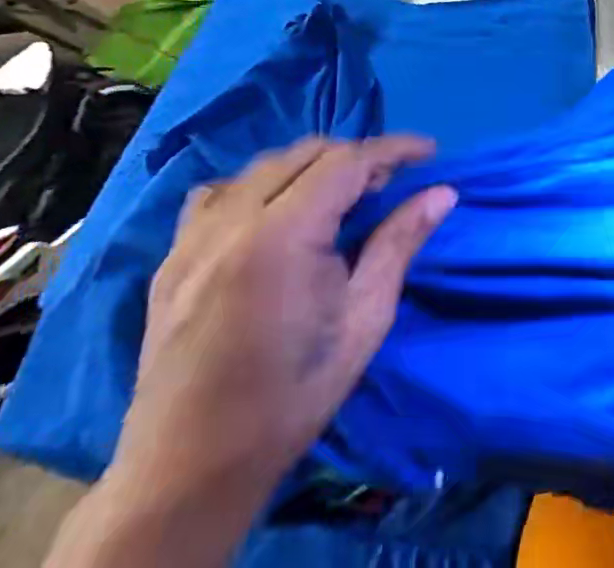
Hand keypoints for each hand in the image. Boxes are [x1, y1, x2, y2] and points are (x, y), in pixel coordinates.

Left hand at [45, 138, 453, 567]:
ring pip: (261, 167)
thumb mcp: (365, 319)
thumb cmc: (295, 394)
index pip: (346, 162)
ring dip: (310, 167)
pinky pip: (219, 194)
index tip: (430, 152)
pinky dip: (260, 187)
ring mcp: (192, 237)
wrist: (192, 464)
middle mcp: (231, 221)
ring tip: (341, 196)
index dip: (393, 149)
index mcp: (282, 236)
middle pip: (304, 154)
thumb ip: (399, 244)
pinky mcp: (171, 258)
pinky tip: (276, 215)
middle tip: (390, 185)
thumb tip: (442, 193)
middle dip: (356, 156)